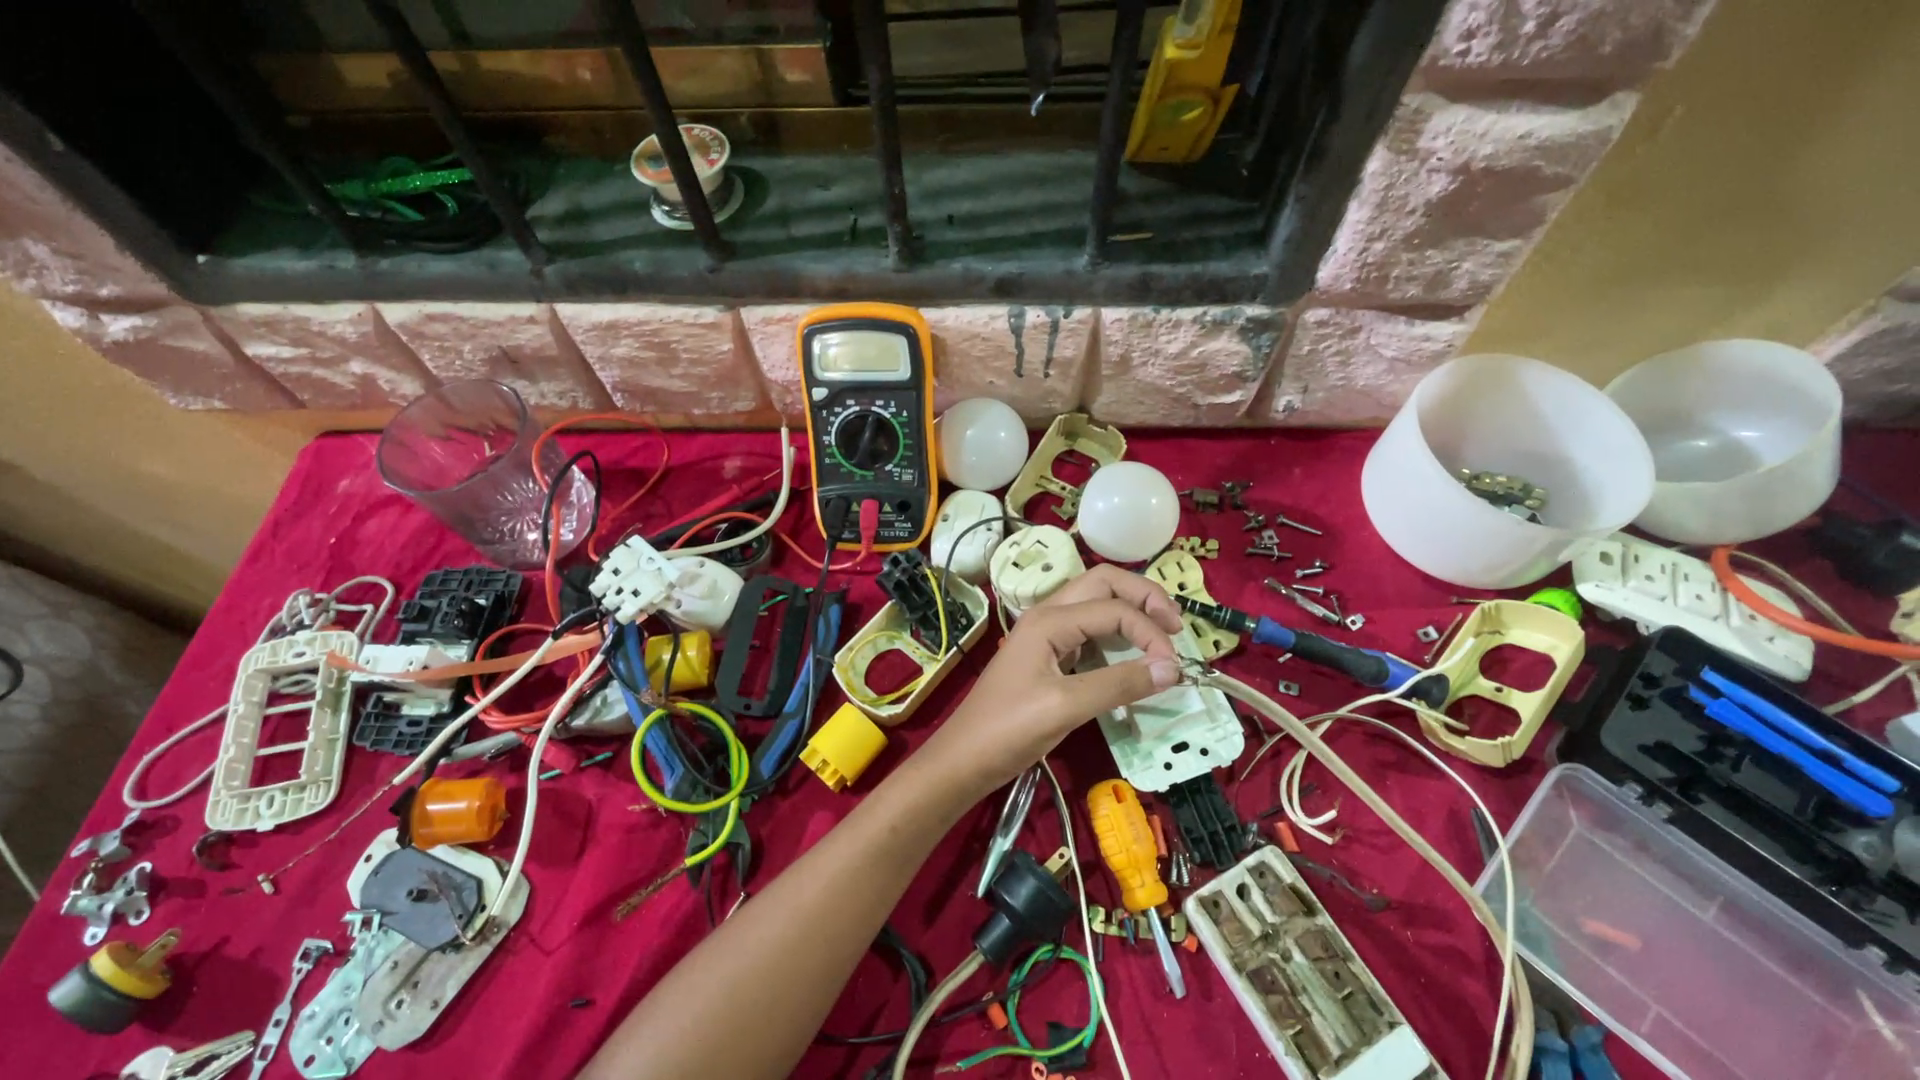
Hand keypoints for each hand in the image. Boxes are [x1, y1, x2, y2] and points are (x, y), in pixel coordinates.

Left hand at [911, 565, 1183, 796]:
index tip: (1174, 668)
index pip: (1114, 608)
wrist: (964, 758)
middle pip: (1104, 584)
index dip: (1150, 632)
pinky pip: (1088, 630)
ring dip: (1131, 611)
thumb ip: (1119, 684)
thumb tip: (1174, 669)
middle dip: (1144, 596)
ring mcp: (1045, 634)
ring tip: (1162, 636)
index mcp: (1049, 621)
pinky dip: (1115, 634)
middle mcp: (1047, 616)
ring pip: (1096, 603)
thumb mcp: (1066, 707)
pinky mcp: (1047, 655)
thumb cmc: (1008, 730)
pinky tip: (1131, 656)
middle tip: (1176, 626)